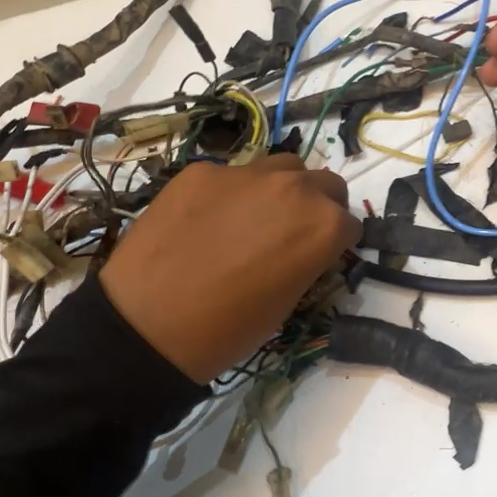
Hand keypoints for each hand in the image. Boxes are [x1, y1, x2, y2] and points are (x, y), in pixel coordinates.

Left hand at [98, 155, 360, 383]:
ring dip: (282, 189)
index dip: (337, 244)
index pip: (349, 224)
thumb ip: (307, 259)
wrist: (147, 326)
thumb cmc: (229, 329)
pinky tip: (208, 222)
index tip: (320, 258)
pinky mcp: (202, 171)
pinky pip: (232, 175)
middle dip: (319, 207)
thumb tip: (303, 248)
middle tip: (293, 235)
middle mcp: (294, 189)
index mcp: (324, 225)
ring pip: (283, 167)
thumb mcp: (288, 301)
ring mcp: (246, 174)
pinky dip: (232, 194)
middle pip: (326, 184)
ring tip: (254, 220)